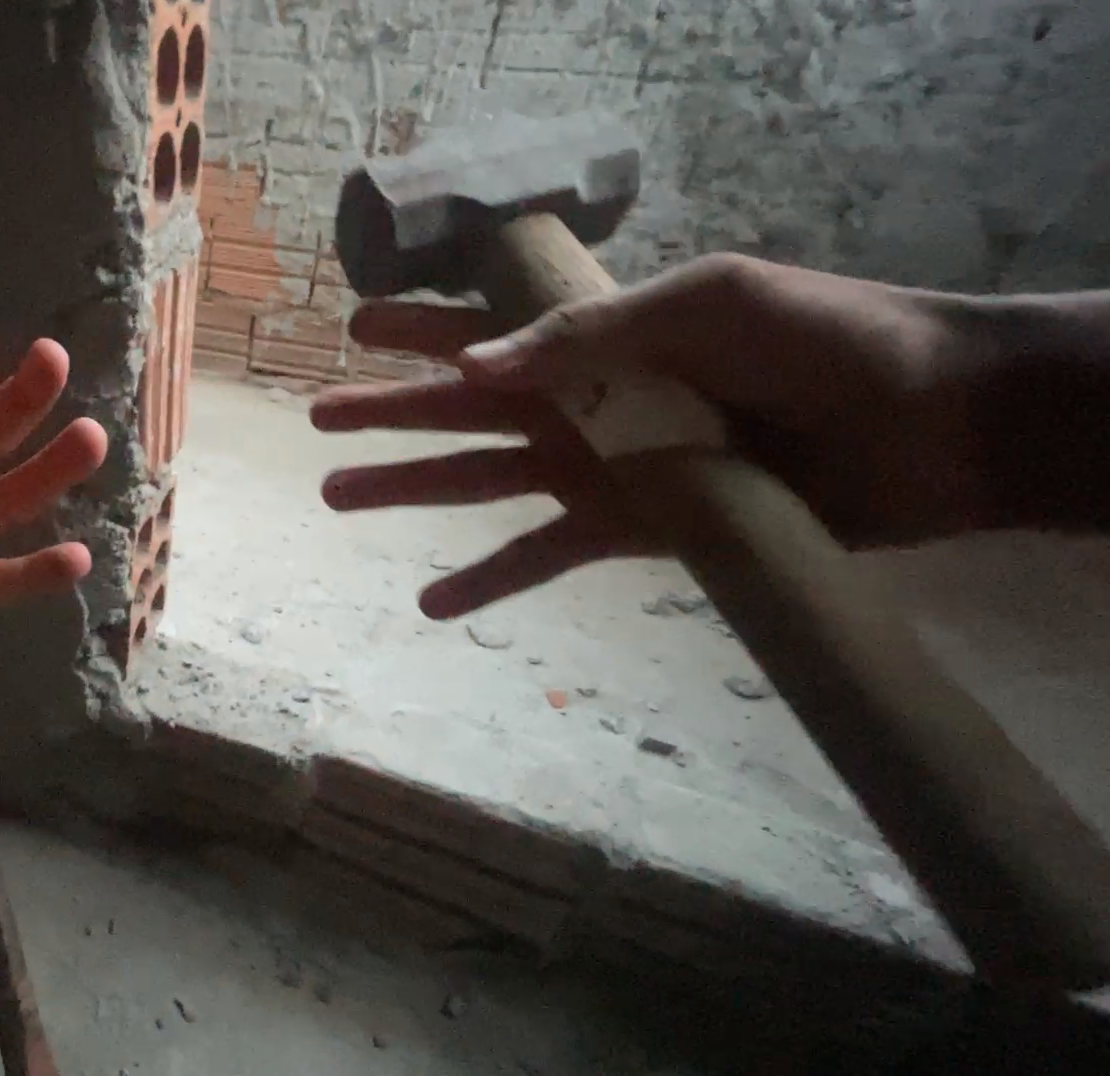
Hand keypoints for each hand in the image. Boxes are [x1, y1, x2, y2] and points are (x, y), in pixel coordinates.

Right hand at [311, 253, 991, 618]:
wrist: (928, 429)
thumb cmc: (822, 341)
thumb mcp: (704, 302)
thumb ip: (588, 330)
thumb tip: (474, 364)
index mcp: (590, 341)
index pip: (481, 329)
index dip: (416, 327)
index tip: (356, 328)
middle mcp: (574, 405)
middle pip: (454, 411)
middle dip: (382, 412)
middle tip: (319, 419)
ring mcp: (589, 470)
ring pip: (473, 482)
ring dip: (401, 489)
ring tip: (336, 496)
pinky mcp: (620, 529)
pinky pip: (536, 557)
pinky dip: (484, 581)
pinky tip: (430, 602)